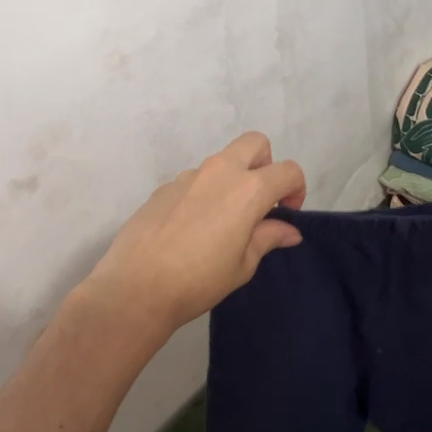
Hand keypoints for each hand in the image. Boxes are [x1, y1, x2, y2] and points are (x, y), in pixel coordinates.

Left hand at [80, 132, 307, 331]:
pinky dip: (203, 195)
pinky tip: (191, 230)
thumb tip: (289, 230)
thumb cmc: (199, 280)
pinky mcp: (164, 187)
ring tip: (221, 224)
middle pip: (255, 143)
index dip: (296, 190)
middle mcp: (219, 172)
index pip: (288, 170)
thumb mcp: (243, 265)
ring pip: (221, 162)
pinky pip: (194, 181)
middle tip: (260, 201)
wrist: (136, 287)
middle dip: (266, 164)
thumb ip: (267, 238)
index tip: (286, 214)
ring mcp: (188, 176)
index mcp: (248, 189)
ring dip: (232, 181)